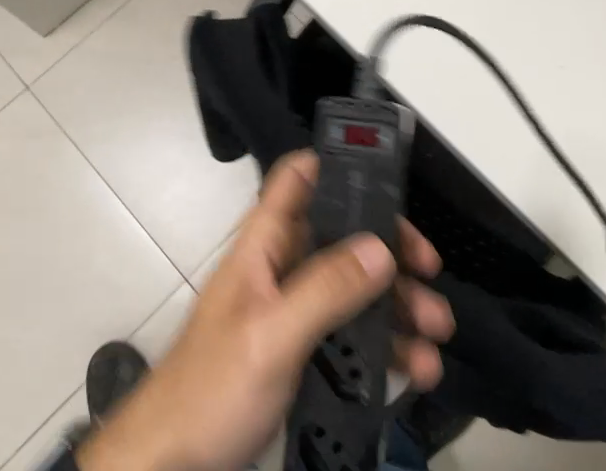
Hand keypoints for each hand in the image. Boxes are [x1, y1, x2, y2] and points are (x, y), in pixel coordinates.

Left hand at [76, 150, 454, 470]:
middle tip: (429, 274)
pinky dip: (385, 350)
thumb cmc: (208, 390)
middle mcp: (280, 273)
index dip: (335, 164)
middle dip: (390, 253)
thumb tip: (380, 248)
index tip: (387, 178)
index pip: (295, 181)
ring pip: (354, 293)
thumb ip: (325, 289)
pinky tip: (416, 369)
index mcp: (262, 249)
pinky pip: (352, 340)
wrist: (169, 465)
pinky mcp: (300, 358)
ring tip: (436, 334)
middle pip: (342, 239)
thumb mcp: (270, 336)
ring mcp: (291, 316)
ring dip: (398, 308)